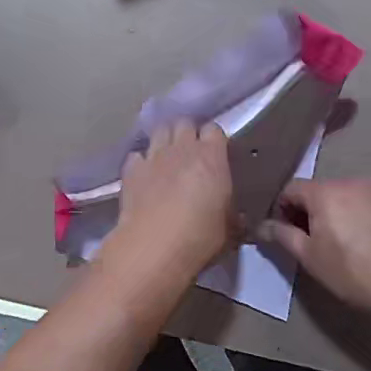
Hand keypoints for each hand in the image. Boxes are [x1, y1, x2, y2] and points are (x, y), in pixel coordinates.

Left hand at [102, 122, 235, 288]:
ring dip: (165, 139)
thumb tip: (239, 218)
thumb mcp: (229, 230)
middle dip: (188, 133)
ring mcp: (153, 157)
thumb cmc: (200, 237)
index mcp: (211, 157)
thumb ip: (234, 216)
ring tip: (168, 156)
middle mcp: (182, 148)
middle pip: (184, 123)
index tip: (216, 154)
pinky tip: (145, 174)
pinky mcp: (131, 170)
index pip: (214, 129)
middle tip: (192, 153)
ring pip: (159, 130)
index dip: (214, 139)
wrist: (153, 248)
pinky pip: (137, 154)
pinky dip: (142, 160)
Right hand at [259, 178, 370, 328]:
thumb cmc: (355, 273)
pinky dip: (353, 217)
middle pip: (317, 191)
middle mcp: (350, 182)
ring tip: (337, 246)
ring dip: (331, 214)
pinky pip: (362, 204)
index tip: (283, 233)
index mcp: (325, 192)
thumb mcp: (310, 258)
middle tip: (308, 243)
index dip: (280, 208)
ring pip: (340, 197)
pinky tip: (361, 245)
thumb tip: (260, 225)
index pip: (290, 188)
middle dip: (306, 212)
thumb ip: (282, 236)